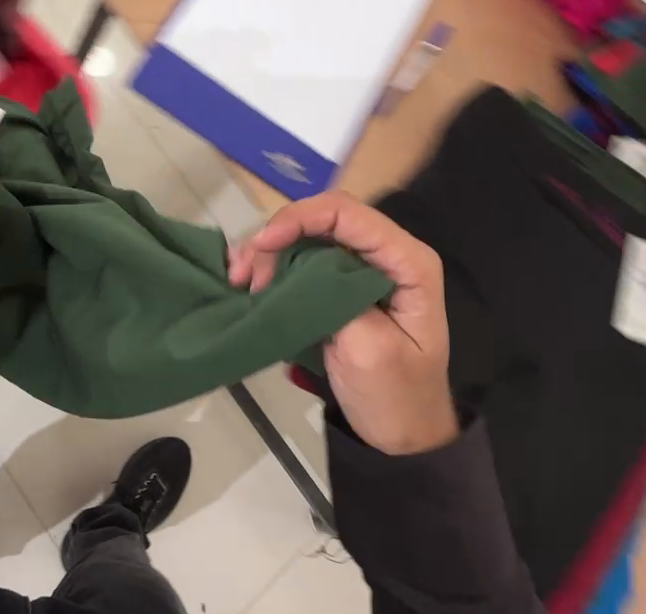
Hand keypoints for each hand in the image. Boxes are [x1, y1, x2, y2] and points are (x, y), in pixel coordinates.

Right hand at [229, 192, 457, 455]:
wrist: (403, 433)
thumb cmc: (396, 394)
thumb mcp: (372, 350)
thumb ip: (339, 299)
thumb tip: (298, 265)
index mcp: (406, 260)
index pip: (348, 214)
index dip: (300, 218)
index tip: (263, 246)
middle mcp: (384, 252)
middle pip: (321, 218)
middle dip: (277, 236)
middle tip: (243, 275)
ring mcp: (359, 265)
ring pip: (304, 234)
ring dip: (267, 251)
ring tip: (239, 281)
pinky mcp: (338, 281)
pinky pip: (300, 257)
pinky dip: (270, 264)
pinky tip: (247, 283)